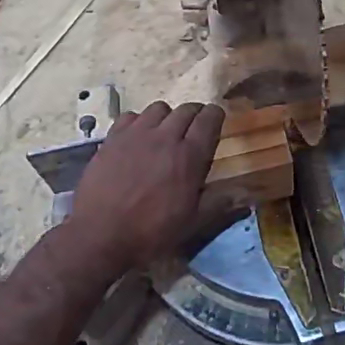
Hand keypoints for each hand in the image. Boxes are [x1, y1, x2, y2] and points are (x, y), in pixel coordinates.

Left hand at [63, 102, 224, 273]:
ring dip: (167, 118)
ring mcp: (137, 135)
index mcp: (190, 155)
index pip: (210, 117)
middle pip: (187, 109)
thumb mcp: (191, 222)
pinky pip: (131, 116)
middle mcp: (166, 137)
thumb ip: (219, 203)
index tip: (215, 123)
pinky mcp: (113, 138)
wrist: (99, 236)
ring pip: (160, 108)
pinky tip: (137, 139)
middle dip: (194, 116)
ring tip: (163, 134)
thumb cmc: (150, 232)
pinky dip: (139, 123)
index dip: (216, 116)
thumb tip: (245, 196)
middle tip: (191, 132)